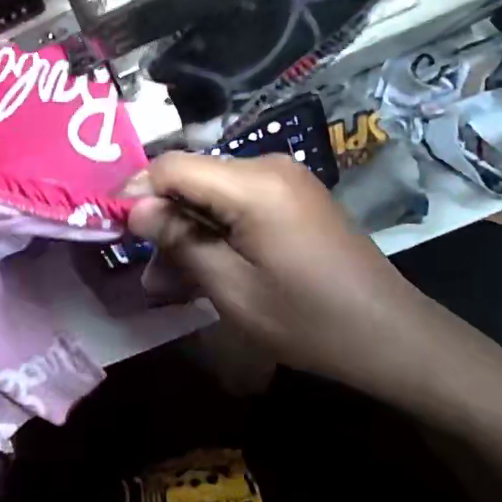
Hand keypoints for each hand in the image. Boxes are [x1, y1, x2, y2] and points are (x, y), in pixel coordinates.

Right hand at [127, 153, 439, 390]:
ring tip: (168, 284)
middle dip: (163, 221)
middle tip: (145, 272)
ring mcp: (285, 180)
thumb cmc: (309, 319)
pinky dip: (217, 233)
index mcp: (254, 183)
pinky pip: (240, 204)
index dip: (137, 191)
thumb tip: (134, 209)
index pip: (174, 166)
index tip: (111, 226)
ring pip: (214, 195)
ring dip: (189, 233)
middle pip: (193, 179)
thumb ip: (180, 241)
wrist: (391, 335)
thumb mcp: (233, 289)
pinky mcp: (294, 198)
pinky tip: (205, 271)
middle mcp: (268, 167)